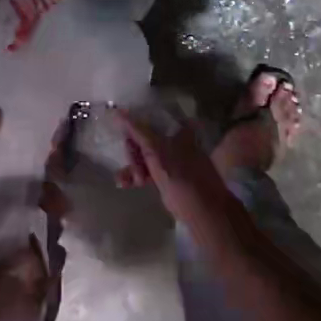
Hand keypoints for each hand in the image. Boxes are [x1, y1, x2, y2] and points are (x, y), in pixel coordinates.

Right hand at [114, 107, 239, 232]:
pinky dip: (136, 176)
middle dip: (133, 155)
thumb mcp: (155, 149)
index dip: (134, 132)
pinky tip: (125, 183)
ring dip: (132, 167)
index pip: (147, 121)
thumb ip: (136, 130)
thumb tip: (117, 111)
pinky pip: (147, 171)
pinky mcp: (167, 177)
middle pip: (143, 140)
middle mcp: (173, 141)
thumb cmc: (180, 174)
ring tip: (127, 181)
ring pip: (144, 157)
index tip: (128, 144)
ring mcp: (171, 160)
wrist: (202, 210)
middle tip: (136, 169)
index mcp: (175, 129)